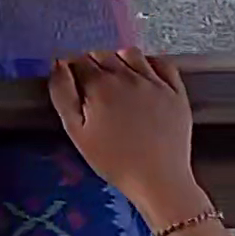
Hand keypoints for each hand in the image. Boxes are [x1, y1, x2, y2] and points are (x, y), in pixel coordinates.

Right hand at [49, 49, 211, 228]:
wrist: (158, 181)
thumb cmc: (112, 160)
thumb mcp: (75, 131)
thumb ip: (62, 93)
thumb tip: (58, 64)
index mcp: (100, 84)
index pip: (78, 60)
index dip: (72, 70)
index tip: (73, 84)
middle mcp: (127, 75)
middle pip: (102, 54)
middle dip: (92, 65)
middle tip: (93, 90)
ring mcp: (154, 82)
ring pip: (130, 54)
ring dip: (119, 61)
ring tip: (117, 81)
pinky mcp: (176, 91)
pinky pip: (162, 63)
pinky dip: (150, 64)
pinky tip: (144, 77)